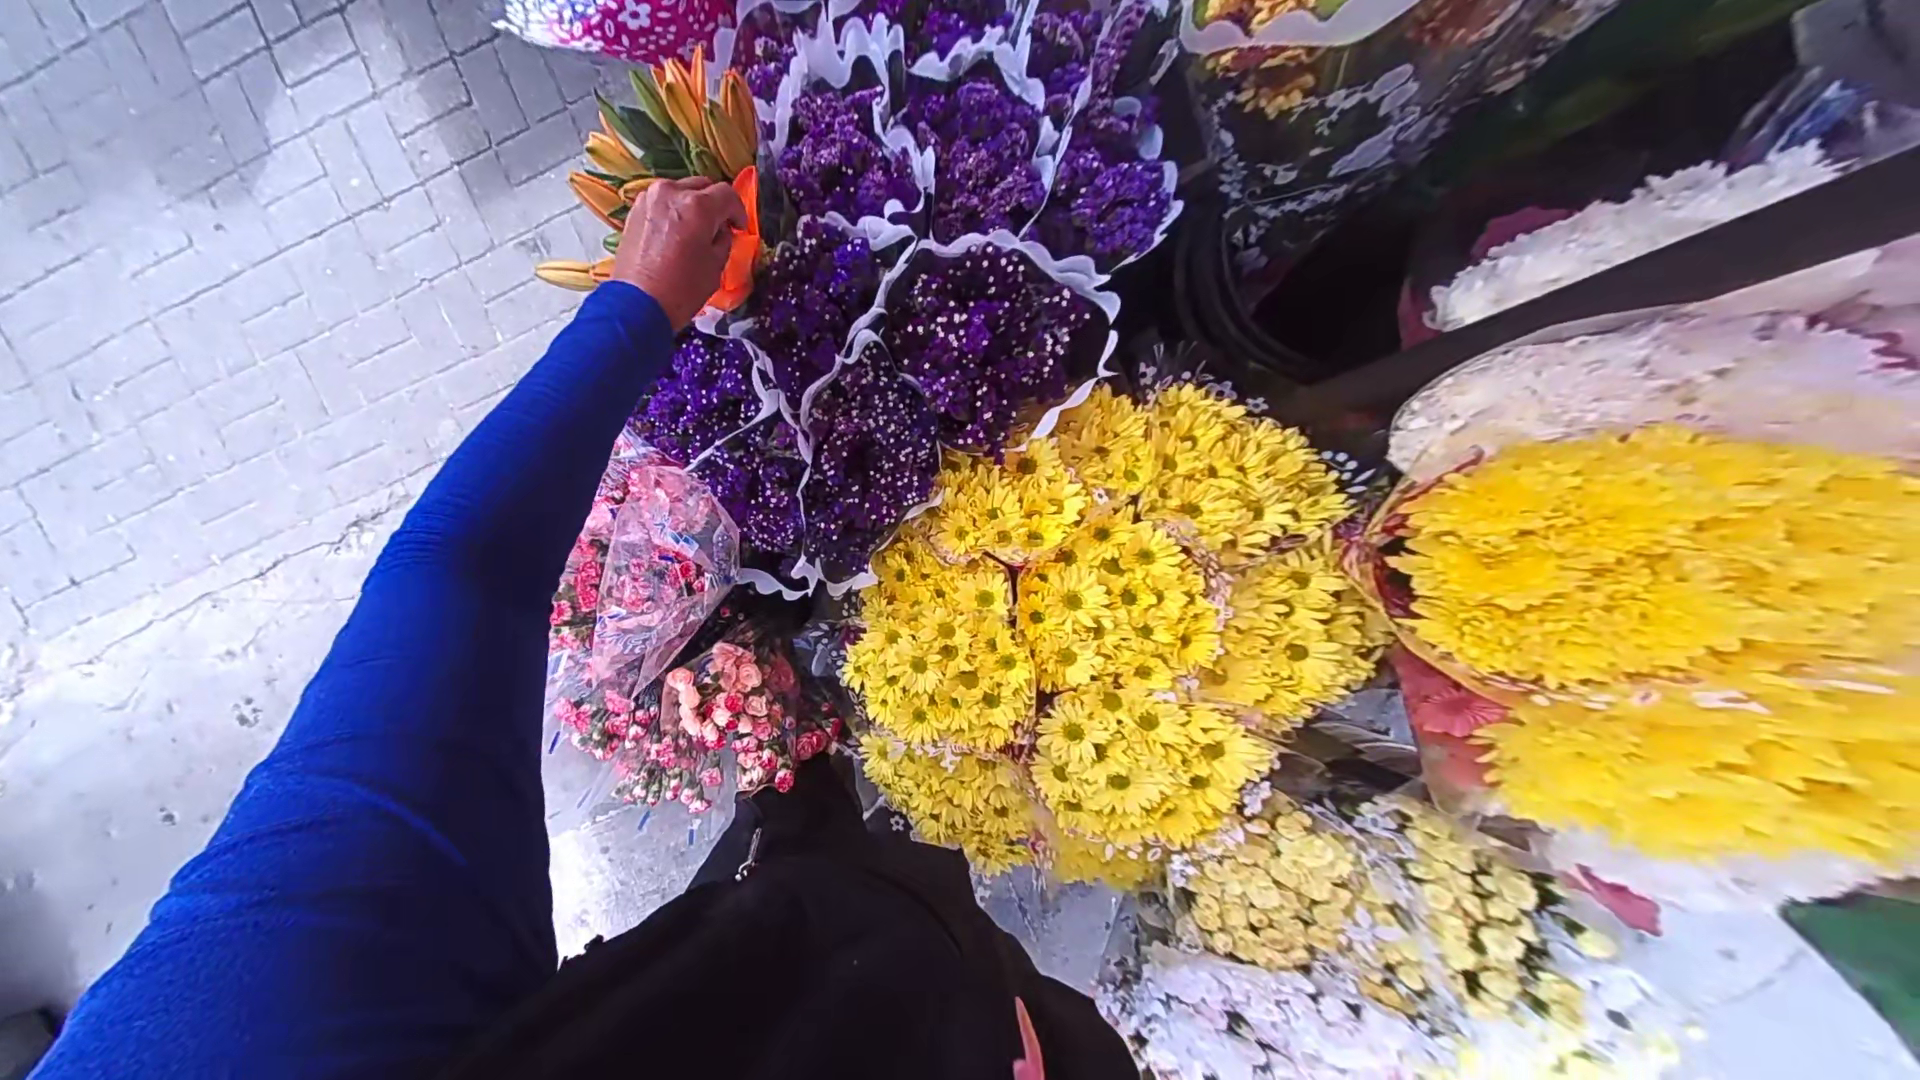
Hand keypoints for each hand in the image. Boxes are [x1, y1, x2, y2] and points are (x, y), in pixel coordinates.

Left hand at [610, 176, 747, 330]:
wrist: (639, 303)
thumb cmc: (683, 288)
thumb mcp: (716, 266)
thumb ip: (724, 240)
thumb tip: (722, 230)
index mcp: (697, 206)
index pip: (727, 194)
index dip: (739, 211)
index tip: (740, 227)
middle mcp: (671, 192)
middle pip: (702, 186)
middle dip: (715, 205)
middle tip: (721, 228)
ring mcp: (650, 198)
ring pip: (681, 191)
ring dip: (693, 206)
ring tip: (697, 230)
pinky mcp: (635, 209)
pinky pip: (663, 201)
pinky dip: (675, 211)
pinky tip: (677, 233)